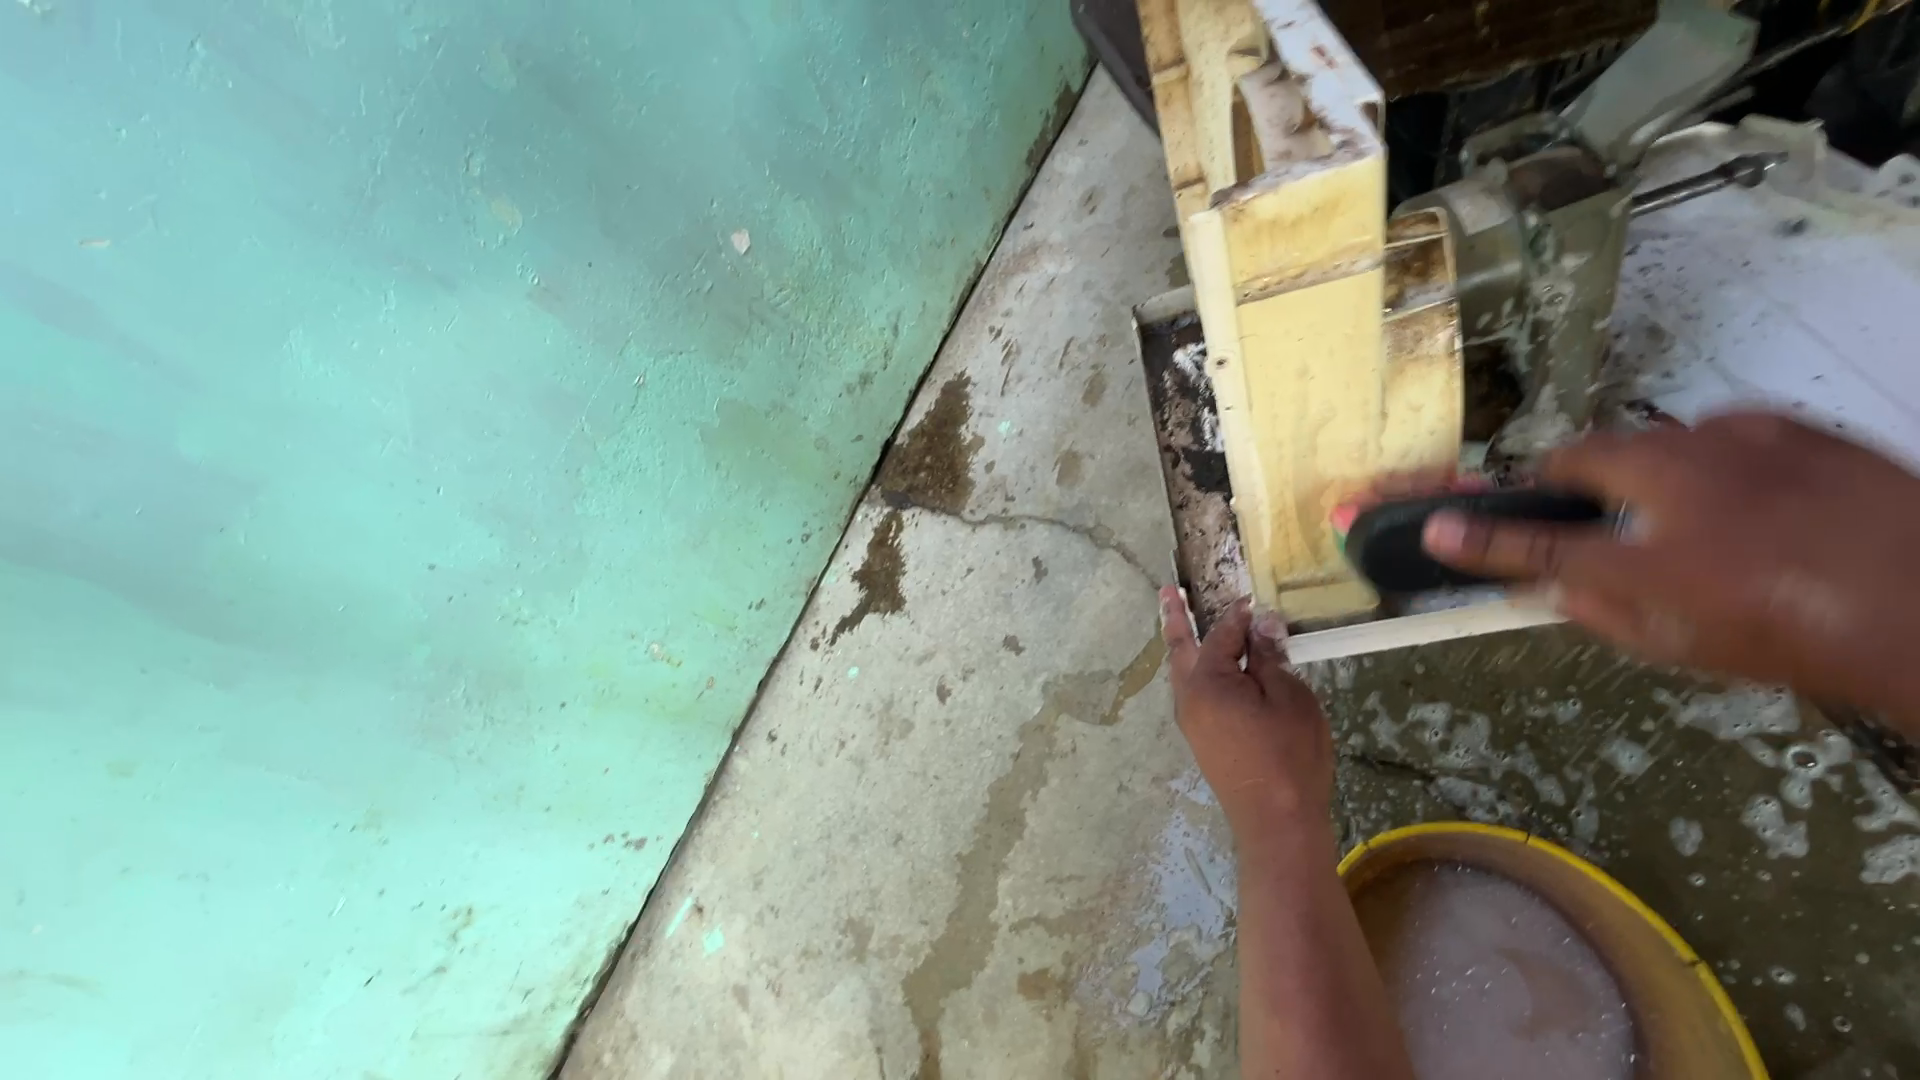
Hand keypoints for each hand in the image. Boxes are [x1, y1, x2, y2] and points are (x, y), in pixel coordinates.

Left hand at [1160, 587, 1332, 833]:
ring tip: (1179, 620)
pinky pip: (1194, 692)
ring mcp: (1190, 721)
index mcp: (1206, 682)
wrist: (1276, 821)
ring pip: (1183, 671)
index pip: (1220, 636)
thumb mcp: (1289, 698)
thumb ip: (1269, 658)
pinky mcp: (1201, 738)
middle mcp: (1188, 697)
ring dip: (1183, 645)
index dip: (1239, 617)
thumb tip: (1260, 624)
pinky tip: (1209, 668)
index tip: (1253, 602)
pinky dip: (1198, 671)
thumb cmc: (1288, 755)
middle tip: (1167, 591)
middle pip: (1180, 648)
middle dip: (1174, 617)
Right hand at [1422, 411, 1919, 728]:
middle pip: (1589, 458)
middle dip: (1574, 484)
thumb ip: (1590, 605)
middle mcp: (1686, 475)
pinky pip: (1722, 432)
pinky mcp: (1800, 428)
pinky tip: (1740, 494)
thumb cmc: (1794, 636)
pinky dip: (1708, 458)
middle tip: (1583, 515)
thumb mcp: (1674, 641)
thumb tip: (1540, 583)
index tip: (1438, 528)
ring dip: (1643, 470)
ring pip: (1655, 440)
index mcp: (1655, 543)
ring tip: (1677, 510)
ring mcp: (1747, 441)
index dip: (1483, 536)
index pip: (1538, 539)